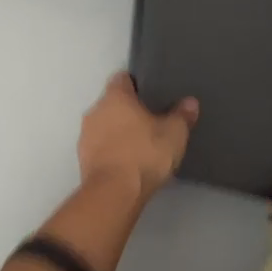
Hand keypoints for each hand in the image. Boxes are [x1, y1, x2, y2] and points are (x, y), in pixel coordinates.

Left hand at [77, 73, 198, 201]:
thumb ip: (182, 116)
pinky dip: (110, 150)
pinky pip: (99, 146)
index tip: (149, 93)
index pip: (122, 78)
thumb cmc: (144, 154)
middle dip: (127, 110)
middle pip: (112, 102)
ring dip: (117, 131)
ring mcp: (85, 135)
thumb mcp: (174, 134)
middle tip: (149, 121)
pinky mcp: (82, 158)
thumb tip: (189, 102)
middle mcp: (95, 110)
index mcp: (115, 97)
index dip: (136, 84)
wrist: (114, 192)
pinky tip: (126, 162)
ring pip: (103, 125)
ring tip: (138, 144)